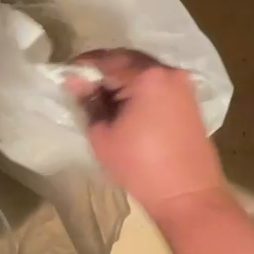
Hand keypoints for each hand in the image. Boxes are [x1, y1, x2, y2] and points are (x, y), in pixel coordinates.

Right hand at [64, 49, 226, 213]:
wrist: (187, 194)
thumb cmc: (139, 165)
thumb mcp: (102, 134)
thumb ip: (87, 102)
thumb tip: (73, 80)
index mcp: (147, 76)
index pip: (105, 59)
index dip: (81, 67)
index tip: (64, 77)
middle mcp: (168, 71)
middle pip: (126, 60)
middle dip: (101, 70)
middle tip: (80, 87)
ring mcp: (183, 84)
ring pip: (142, 70)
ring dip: (120, 78)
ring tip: (100, 98)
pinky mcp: (189, 98)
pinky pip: (156, 82)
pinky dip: (137, 87)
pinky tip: (123, 105)